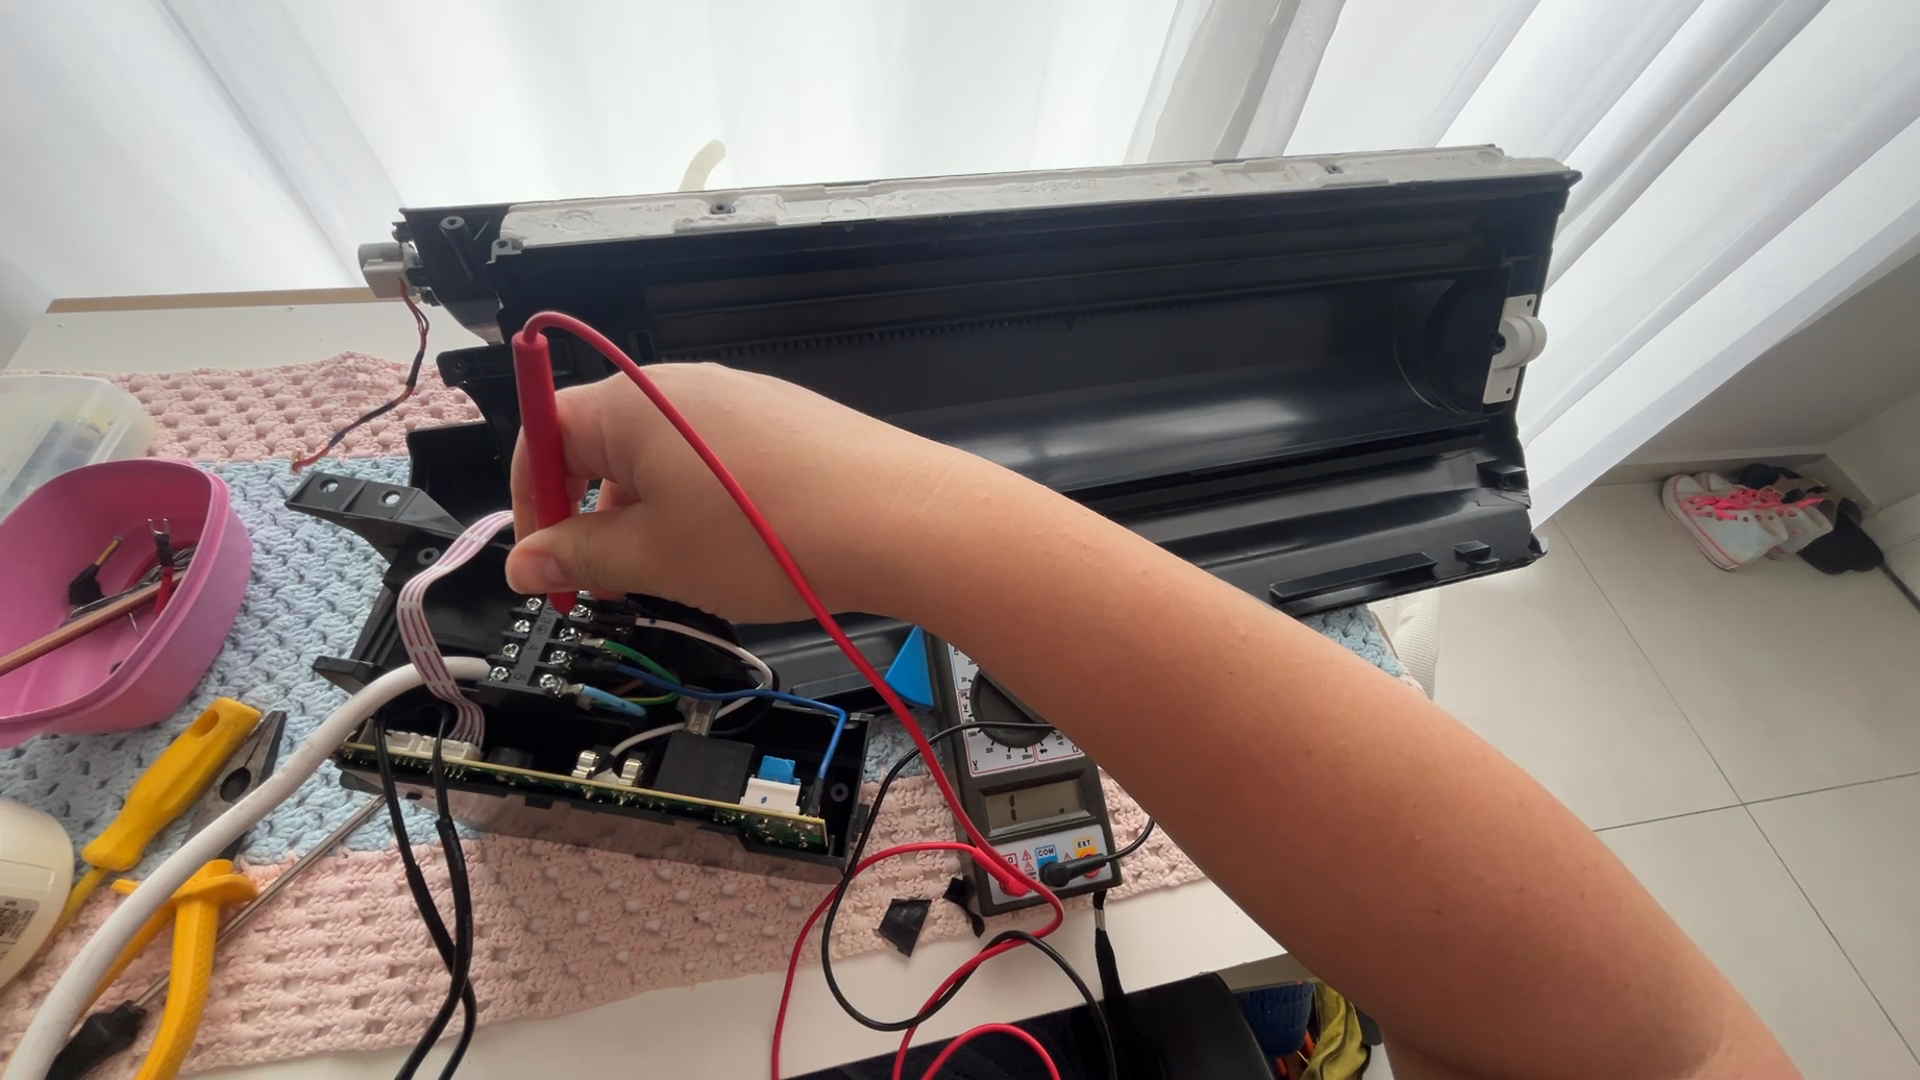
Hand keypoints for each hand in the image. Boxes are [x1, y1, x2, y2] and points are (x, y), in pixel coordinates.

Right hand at [505, 364, 977, 622]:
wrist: (898, 520)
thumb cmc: (772, 535)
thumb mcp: (655, 558)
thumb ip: (580, 555)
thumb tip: (527, 560)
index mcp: (634, 403)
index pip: (544, 435)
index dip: (534, 503)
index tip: (546, 560)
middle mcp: (689, 385)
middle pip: (608, 445)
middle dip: (599, 515)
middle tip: (615, 576)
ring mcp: (747, 398)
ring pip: (669, 457)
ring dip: (656, 513)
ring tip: (687, 569)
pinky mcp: (790, 420)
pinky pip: (722, 458)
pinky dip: (709, 501)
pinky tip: (739, 545)